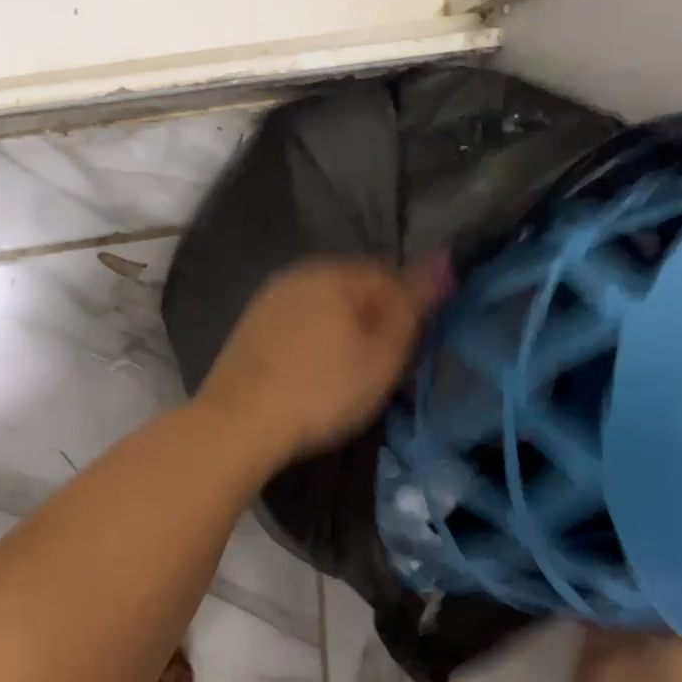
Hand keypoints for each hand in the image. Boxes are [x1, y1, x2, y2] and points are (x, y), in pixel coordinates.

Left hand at [194, 256, 447, 462]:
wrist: (237, 424)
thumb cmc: (322, 389)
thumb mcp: (384, 351)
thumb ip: (413, 303)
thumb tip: (444, 258)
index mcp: (334, 270)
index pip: (391, 275)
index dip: (409, 311)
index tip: (409, 351)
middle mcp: (295, 276)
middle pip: (351, 293)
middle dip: (370, 323)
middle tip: (380, 369)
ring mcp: (264, 305)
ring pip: (319, 315)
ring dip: (337, 339)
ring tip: (344, 382)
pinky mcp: (243, 337)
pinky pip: (292, 335)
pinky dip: (306, 353)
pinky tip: (307, 383)